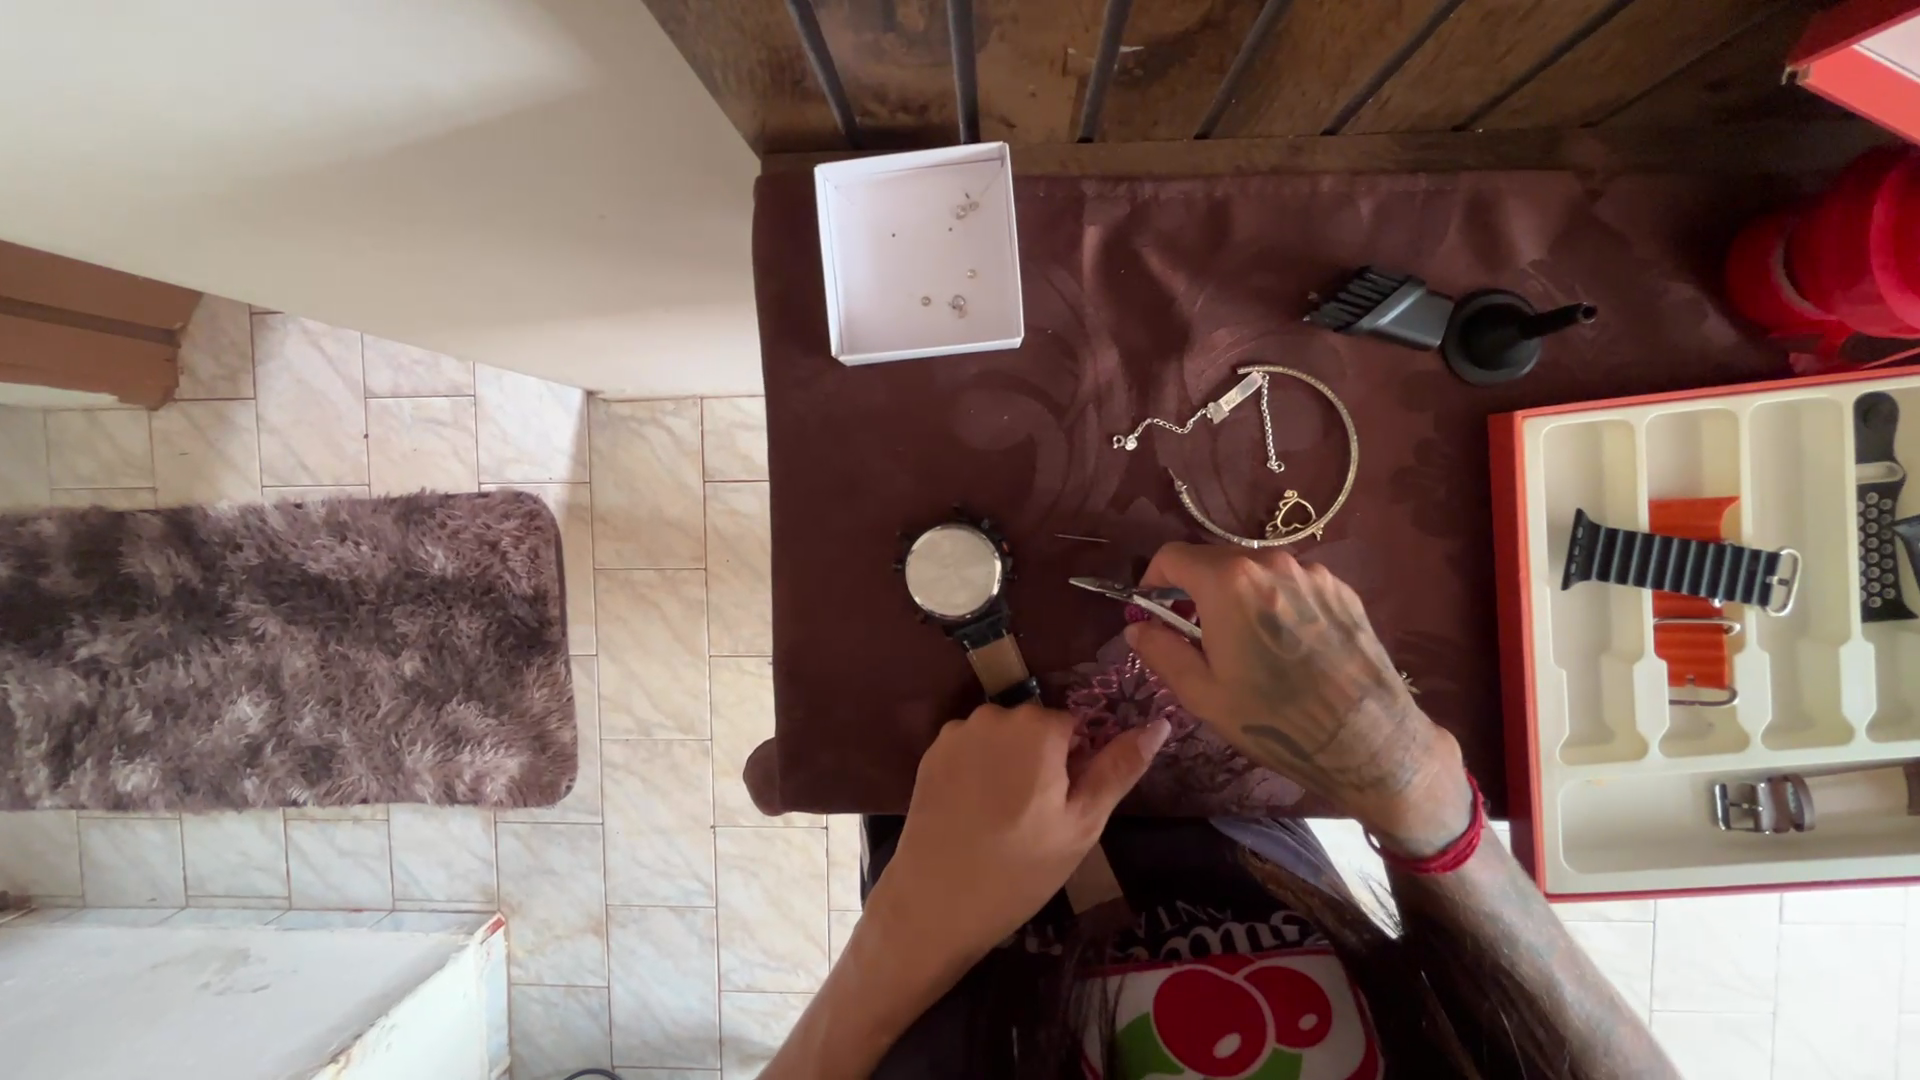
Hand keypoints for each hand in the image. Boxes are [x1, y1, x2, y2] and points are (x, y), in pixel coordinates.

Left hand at [873, 703, 1168, 963]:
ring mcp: (957, 731)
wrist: (935, 903)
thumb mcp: (1083, 823)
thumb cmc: (1020, 868)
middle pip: (1035, 728)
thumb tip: (1159, 723)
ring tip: (1002, 817)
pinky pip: (971, 748)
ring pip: (1002, 737)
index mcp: (1037, 727)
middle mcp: (994, 714)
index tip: (1064, 804)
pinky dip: (977, 770)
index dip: (1075, 764)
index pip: (1074, 726)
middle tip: (1035, 816)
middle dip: (1041, 760)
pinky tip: (974, 812)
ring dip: (1008, 763)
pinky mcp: (931, 752)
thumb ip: (1119, 767)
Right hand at [1125, 542, 1471, 855]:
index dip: (1152, 582)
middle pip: (1213, 560)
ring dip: (1235, 596)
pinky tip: (1286, 646)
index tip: (1154, 612)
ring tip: (1246, 644)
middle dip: (1194, 590)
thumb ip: (1160, 650)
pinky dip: (1273, 603)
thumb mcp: (1201, 692)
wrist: (1369, 740)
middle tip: (1195, 635)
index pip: (1171, 556)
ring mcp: (1311, 573)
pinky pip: (1289, 584)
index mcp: (1228, 582)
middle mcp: (1270, 562)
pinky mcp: (1341, 589)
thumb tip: (1137, 627)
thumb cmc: (1274, 719)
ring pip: (1253, 571)